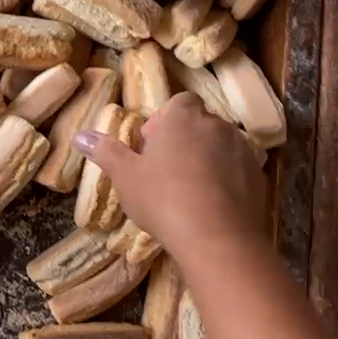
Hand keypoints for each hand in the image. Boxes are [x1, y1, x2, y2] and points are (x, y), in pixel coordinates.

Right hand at [76, 92, 266, 272]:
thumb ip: (105, 151)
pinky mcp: (257, 175)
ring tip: (186, 189)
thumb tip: (80, 135)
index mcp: (183, 118)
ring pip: (219, 145)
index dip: (163, 120)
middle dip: (182, 140)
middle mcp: (216, 125)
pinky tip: (207, 204)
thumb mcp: (125, 176)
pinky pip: (235, 168)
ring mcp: (242, 150)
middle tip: (162, 170)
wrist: (216, 236)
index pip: (178, 102)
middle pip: (198, 123)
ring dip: (204, 158)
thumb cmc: (162, 198)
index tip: (149, 146)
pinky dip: (223, 179)